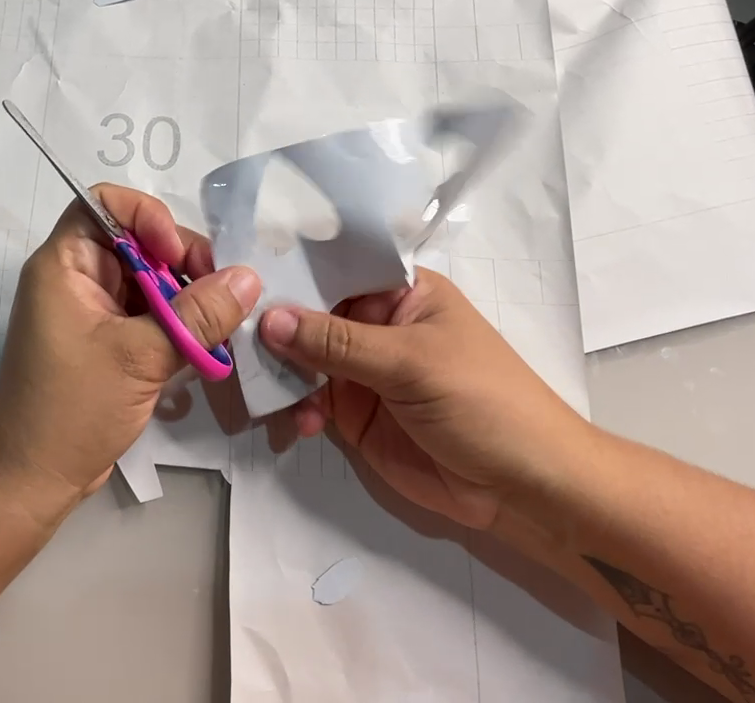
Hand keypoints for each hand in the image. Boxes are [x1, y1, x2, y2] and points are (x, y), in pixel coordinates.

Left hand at [0, 185, 260, 520]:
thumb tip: (249, 278)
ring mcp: (94, 312)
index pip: (104, 205)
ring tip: (221, 327)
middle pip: (138, 242)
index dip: (146, 216)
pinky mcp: (110, 342)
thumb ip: (196, 316)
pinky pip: (152, 315)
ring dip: (188, 299)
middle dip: (182, 264)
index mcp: (65, 265)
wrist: (33, 480)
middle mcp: (78, 279)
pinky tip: (209, 348)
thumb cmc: (71, 409)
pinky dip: (180, 326)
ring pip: (152, 281)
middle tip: (221, 299)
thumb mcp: (140, 357)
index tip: (178, 256)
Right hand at [260, 268, 596, 530]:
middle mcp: (373, 323)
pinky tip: (296, 424)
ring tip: (257, 382)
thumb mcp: (411, 363)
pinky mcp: (352, 413)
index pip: (336, 265)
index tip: (238, 268)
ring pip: (301, 357)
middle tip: (229, 329)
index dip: (291, 265)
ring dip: (278, 368)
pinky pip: (308, 400)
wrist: (525, 489)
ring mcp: (360, 370)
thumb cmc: (483, 402)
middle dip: (273, 320)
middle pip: (310, 311)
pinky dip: (294, 408)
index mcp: (398, 292)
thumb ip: (336, 342)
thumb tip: (268, 318)